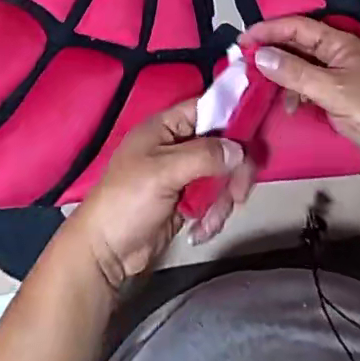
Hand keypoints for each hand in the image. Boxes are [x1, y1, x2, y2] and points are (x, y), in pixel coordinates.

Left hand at [66, 100, 255, 288]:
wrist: (106, 252)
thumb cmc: (127, 201)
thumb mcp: (163, 172)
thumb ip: (204, 156)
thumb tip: (239, 149)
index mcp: (165, 127)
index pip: (206, 108)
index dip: (232, 117)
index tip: (254, 137)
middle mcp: (176, 144)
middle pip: (222, 144)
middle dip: (233, 170)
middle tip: (239, 193)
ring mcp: (182, 173)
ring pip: (223, 174)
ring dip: (223, 199)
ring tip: (211, 221)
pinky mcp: (187, 200)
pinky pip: (215, 198)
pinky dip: (215, 214)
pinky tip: (201, 231)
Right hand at [242, 16, 359, 177]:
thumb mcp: (332, 90)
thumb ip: (295, 72)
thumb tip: (260, 55)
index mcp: (340, 43)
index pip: (297, 27)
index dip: (268, 30)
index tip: (241, 40)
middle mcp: (337, 54)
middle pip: (296, 45)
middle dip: (270, 51)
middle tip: (242, 62)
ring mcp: (338, 76)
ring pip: (299, 67)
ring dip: (281, 74)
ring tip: (260, 86)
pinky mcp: (338, 98)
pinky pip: (307, 87)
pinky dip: (294, 93)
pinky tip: (288, 105)